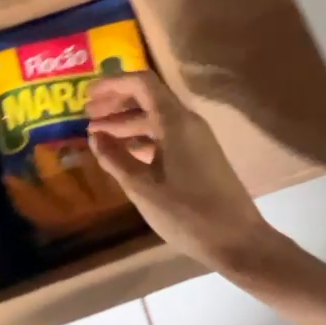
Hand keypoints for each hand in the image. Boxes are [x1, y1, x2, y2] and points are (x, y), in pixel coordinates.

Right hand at [86, 73, 283, 272]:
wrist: (238, 241)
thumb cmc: (187, 212)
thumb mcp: (142, 187)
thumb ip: (114, 158)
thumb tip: (94, 136)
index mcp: (175, 121)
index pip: (141, 83)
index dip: (112, 84)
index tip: (87, 96)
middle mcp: (187, 121)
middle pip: (147, 97)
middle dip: (116, 103)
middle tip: (87, 116)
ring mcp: (196, 139)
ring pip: (155, 118)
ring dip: (126, 123)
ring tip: (97, 136)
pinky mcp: (199, 156)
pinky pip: (165, 135)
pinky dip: (142, 138)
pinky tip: (123, 154)